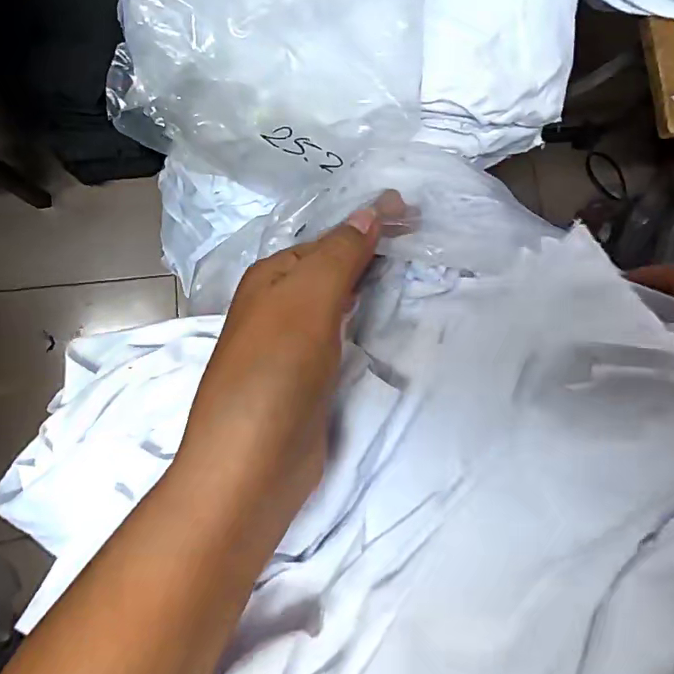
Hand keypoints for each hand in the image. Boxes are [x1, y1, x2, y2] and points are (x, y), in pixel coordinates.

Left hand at [177, 194, 397, 521]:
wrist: (251, 462)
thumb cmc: (275, 369)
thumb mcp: (307, 299)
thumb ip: (338, 256)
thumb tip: (367, 211)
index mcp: (270, 277)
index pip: (327, 238)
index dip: (367, 222)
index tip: (415, 213)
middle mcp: (276, 305)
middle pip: (330, 267)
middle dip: (370, 250)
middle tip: (422, 237)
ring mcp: (290, 345)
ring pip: (336, 302)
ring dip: (367, 284)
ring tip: (410, 269)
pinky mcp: (307, 381)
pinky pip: (340, 338)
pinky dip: (362, 322)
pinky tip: (382, 321)